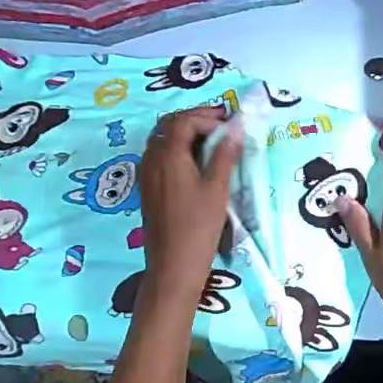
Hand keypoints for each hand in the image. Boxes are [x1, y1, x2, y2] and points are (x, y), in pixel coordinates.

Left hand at [139, 106, 241, 301]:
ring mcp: (146, 173)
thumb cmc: (198, 227)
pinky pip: (160, 156)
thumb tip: (236, 129)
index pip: (184, 121)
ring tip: (212, 141)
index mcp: (167, 155)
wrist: (173, 265)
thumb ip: (224, 155)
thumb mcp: (217, 188)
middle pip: (169, 125)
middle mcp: (152, 158)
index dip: (207, 117)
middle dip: (195, 120)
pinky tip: (196, 162)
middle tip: (221, 125)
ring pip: (162, 140)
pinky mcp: (148, 187)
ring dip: (185, 133)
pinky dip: (177, 149)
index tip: (230, 124)